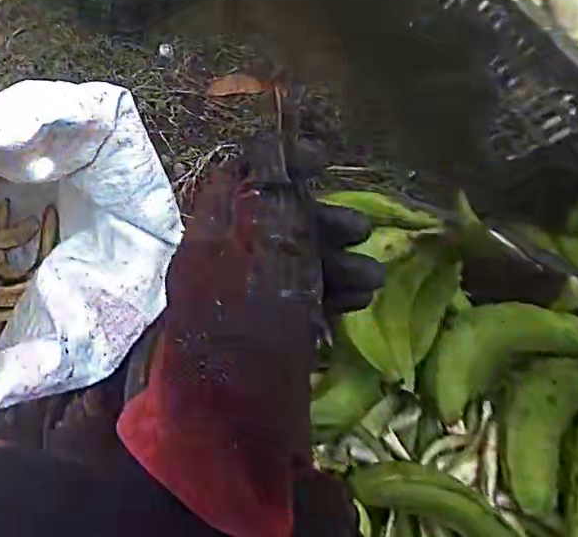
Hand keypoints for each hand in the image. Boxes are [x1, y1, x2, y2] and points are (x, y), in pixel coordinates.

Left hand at [115, 140, 381, 536]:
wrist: (226, 435)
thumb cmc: (244, 336)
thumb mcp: (263, 260)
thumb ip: (270, 203)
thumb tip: (268, 142)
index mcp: (208, 233)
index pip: (241, 177)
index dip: (279, 162)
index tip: (321, 157)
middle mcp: (220, 257)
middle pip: (272, 218)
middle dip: (317, 217)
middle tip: (357, 227)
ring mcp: (241, 295)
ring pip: (290, 258)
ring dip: (332, 258)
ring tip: (369, 273)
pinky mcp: (262, 330)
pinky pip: (295, 295)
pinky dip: (326, 291)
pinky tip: (358, 298)